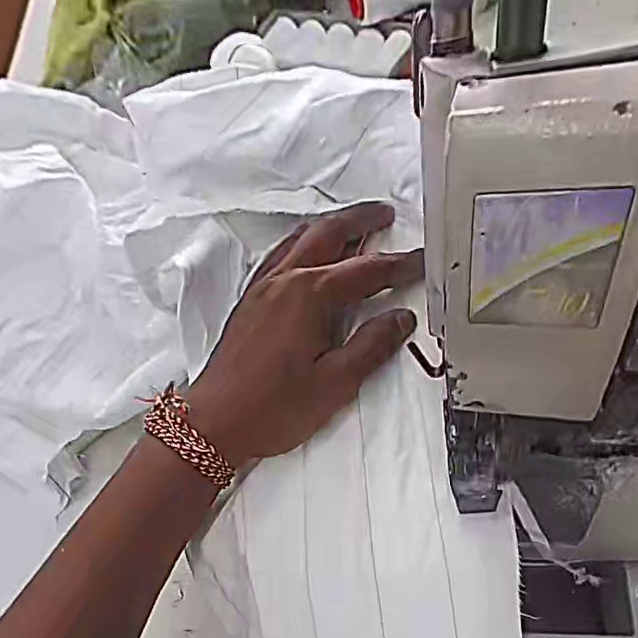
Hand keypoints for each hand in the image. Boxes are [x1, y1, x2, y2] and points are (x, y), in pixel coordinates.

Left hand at [183, 202, 423, 466]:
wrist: (216, 424)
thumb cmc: (273, 408)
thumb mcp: (335, 383)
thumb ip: (372, 346)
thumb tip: (400, 320)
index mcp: (308, 295)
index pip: (366, 271)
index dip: (399, 265)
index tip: (421, 261)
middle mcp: (283, 281)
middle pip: (328, 235)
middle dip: (360, 220)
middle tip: (385, 214)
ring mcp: (262, 289)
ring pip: (300, 240)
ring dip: (330, 227)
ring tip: (353, 226)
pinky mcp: (250, 303)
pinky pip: (279, 257)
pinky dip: (302, 244)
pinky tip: (306, 255)